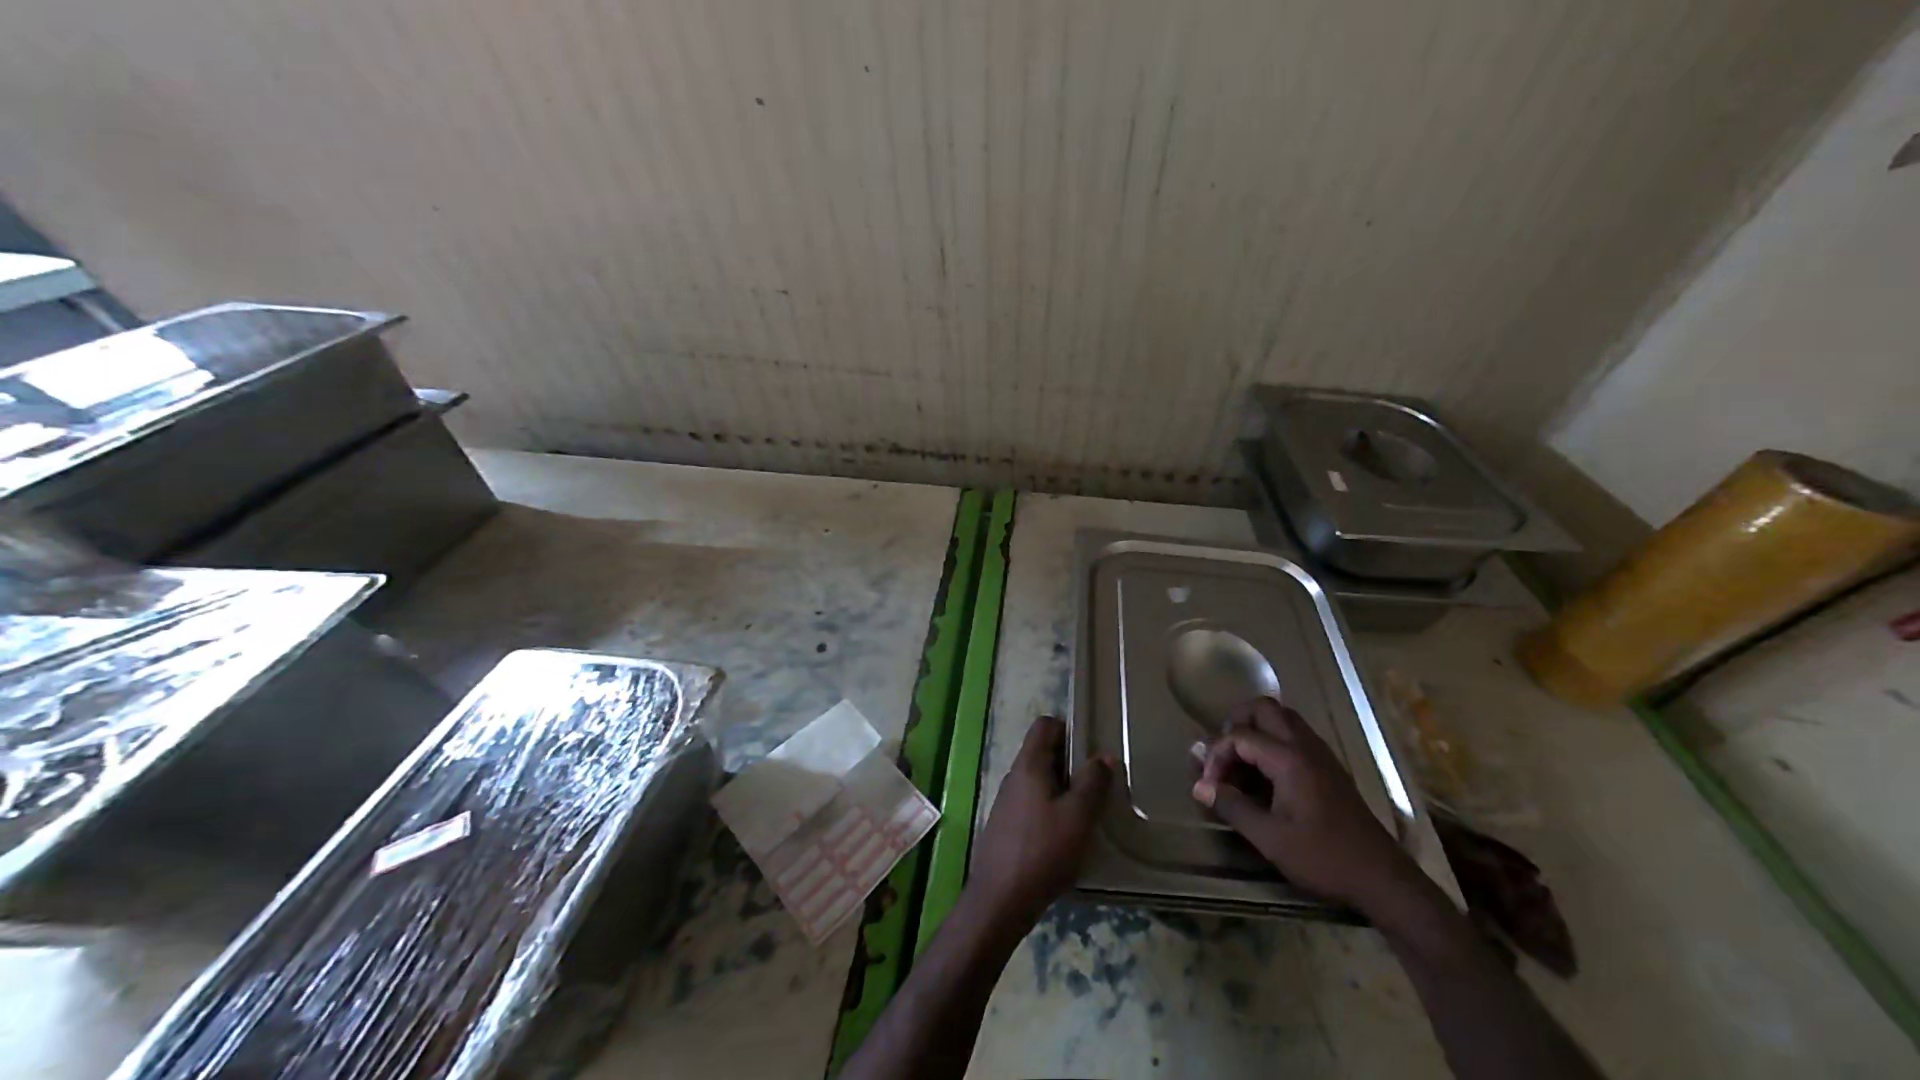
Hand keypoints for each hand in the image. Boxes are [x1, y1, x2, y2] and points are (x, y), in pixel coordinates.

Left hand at [970, 716, 1113, 924]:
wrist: (1000, 899)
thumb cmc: (1043, 851)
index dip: (1070, 729)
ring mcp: (1008, 802)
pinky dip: (1053, 809)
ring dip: (1065, 788)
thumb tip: (1104, 755)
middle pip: (1044, 753)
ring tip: (1090, 809)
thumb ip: (1094, 782)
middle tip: (1101, 782)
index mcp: (1029, 766)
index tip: (1094, 748)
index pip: (1045, 726)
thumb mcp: (1078, 816)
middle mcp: (1014, 777)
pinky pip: (1034, 803)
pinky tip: (1070, 833)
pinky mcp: (1008, 825)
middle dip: (1073, 762)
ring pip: (1041, 781)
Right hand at [1192, 697, 1412, 909]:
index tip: (1208, 786)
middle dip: (1234, 724)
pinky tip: (1264, 776)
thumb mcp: (1270, 839)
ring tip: (1239, 765)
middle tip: (1222, 757)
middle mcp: (1305, 746)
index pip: (1239, 736)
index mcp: (1289, 759)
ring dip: (1254, 731)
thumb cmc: (1323, 858)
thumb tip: (1199, 788)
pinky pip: (1294, 735)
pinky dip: (1271, 742)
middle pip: (1263, 708)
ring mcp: (1320, 754)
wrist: (1382, 878)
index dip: (1215, 756)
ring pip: (1281, 718)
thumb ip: (1232, 807)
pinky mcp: (1328, 767)